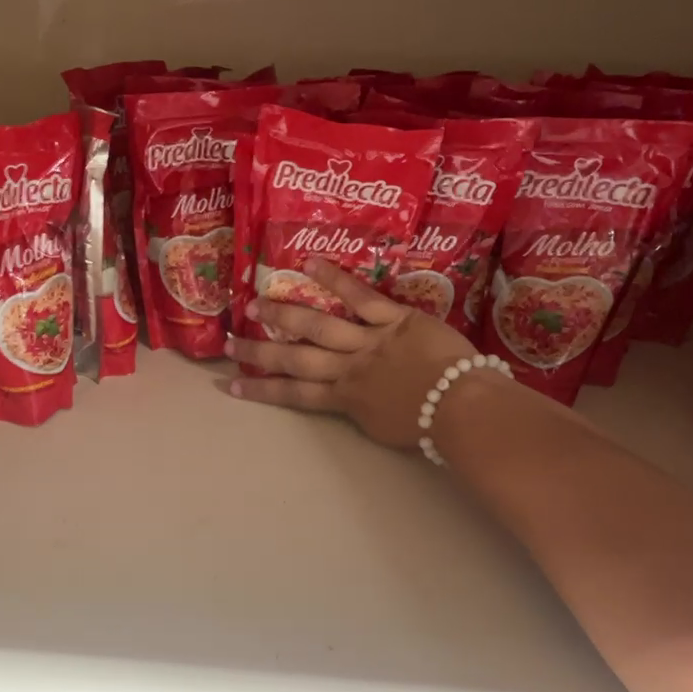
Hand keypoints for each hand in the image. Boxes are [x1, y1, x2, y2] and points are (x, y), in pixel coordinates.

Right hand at [225, 258, 480, 449]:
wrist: (464, 407)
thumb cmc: (429, 424)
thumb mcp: (382, 427)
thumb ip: (359, 408)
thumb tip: (347, 396)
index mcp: (345, 399)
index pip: (294, 395)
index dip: (261, 391)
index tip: (231, 387)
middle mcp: (347, 368)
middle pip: (294, 359)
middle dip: (258, 352)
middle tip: (228, 344)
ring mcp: (369, 341)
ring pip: (317, 326)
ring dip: (283, 315)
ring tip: (254, 305)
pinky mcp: (394, 318)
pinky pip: (360, 297)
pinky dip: (334, 279)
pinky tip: (308, 264)